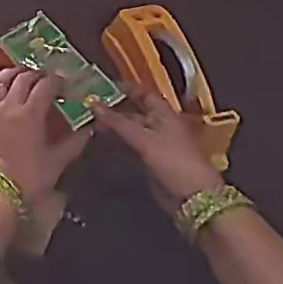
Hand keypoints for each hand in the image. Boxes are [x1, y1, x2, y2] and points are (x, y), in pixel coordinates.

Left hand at [0, 68, 90, 202]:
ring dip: (16, 73)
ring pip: (2, 79)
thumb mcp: (57, 162)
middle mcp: (10, 106)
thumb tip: (88, 130)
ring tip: (25, 74)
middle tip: (48, 80)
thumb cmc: (28, 179)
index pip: (46, 85)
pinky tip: (1, 84)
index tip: (64, 84)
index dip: (57, 81)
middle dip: (39, 75)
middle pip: (25, 78)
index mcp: (31, 114)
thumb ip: (74, 143)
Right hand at [90, 80, 224, 205]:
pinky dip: (117, 139)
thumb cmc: (173, 161)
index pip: (144, 94)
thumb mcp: (145, 139)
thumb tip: (94, 105)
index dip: (126, 88)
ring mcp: (155, 143)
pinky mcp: (150, 160)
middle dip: (115, 107)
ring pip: (131, 128)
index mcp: (164, 114)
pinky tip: (101, 138)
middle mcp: (160, 125)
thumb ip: (119, 123)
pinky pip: (130, 144)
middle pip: (135, 111)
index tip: (103, 84)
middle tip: (89, 103)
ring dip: (113, 124)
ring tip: (90, 119)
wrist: (193, 198)